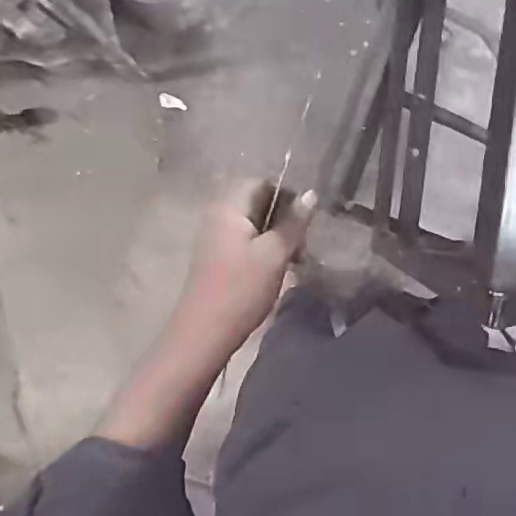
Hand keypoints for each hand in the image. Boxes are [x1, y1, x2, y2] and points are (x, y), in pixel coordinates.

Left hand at [171, 179, 317, 356]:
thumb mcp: (274, 254)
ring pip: (253, 226)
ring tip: (292, 263)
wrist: (204, 333)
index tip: (304, 223)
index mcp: (228, 207)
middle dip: (284, 220)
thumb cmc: (241, 289)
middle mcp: (217, 216)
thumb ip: (293, 223)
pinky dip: (263, 252)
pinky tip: (274, 272)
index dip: (287, 196)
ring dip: (276, 239)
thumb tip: (310, 194)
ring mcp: (214, 239)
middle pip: (257, 203)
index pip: (261, 182)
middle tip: (301, 248)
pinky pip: (245, 243)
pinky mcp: (216, 259)